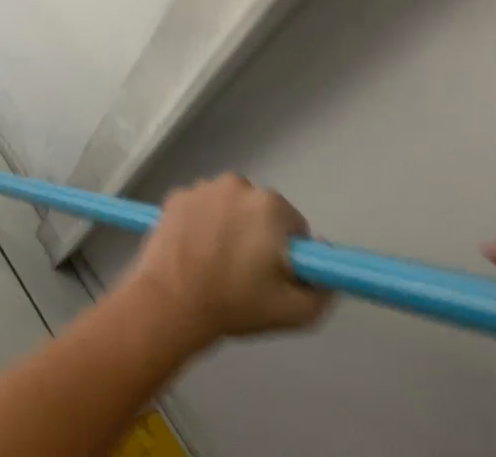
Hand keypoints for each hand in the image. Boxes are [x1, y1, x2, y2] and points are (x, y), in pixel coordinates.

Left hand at [124, 174, 329, 348]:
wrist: (171, 300)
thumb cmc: (237, 303)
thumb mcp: (298, 310)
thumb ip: (324, 285)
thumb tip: (321, 256)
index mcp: (270, 205)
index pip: (294, 226)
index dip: (289, 252)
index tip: (274, 273)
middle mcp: (235, 185)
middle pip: (260, 211)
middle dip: (259, 234)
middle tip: (246, 269)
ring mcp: (200, 188)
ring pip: (229, 206)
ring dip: (229, 224)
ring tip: (217, 260)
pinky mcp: (174, 196)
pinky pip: (201, 207)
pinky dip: (202, 221)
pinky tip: (195, 248)